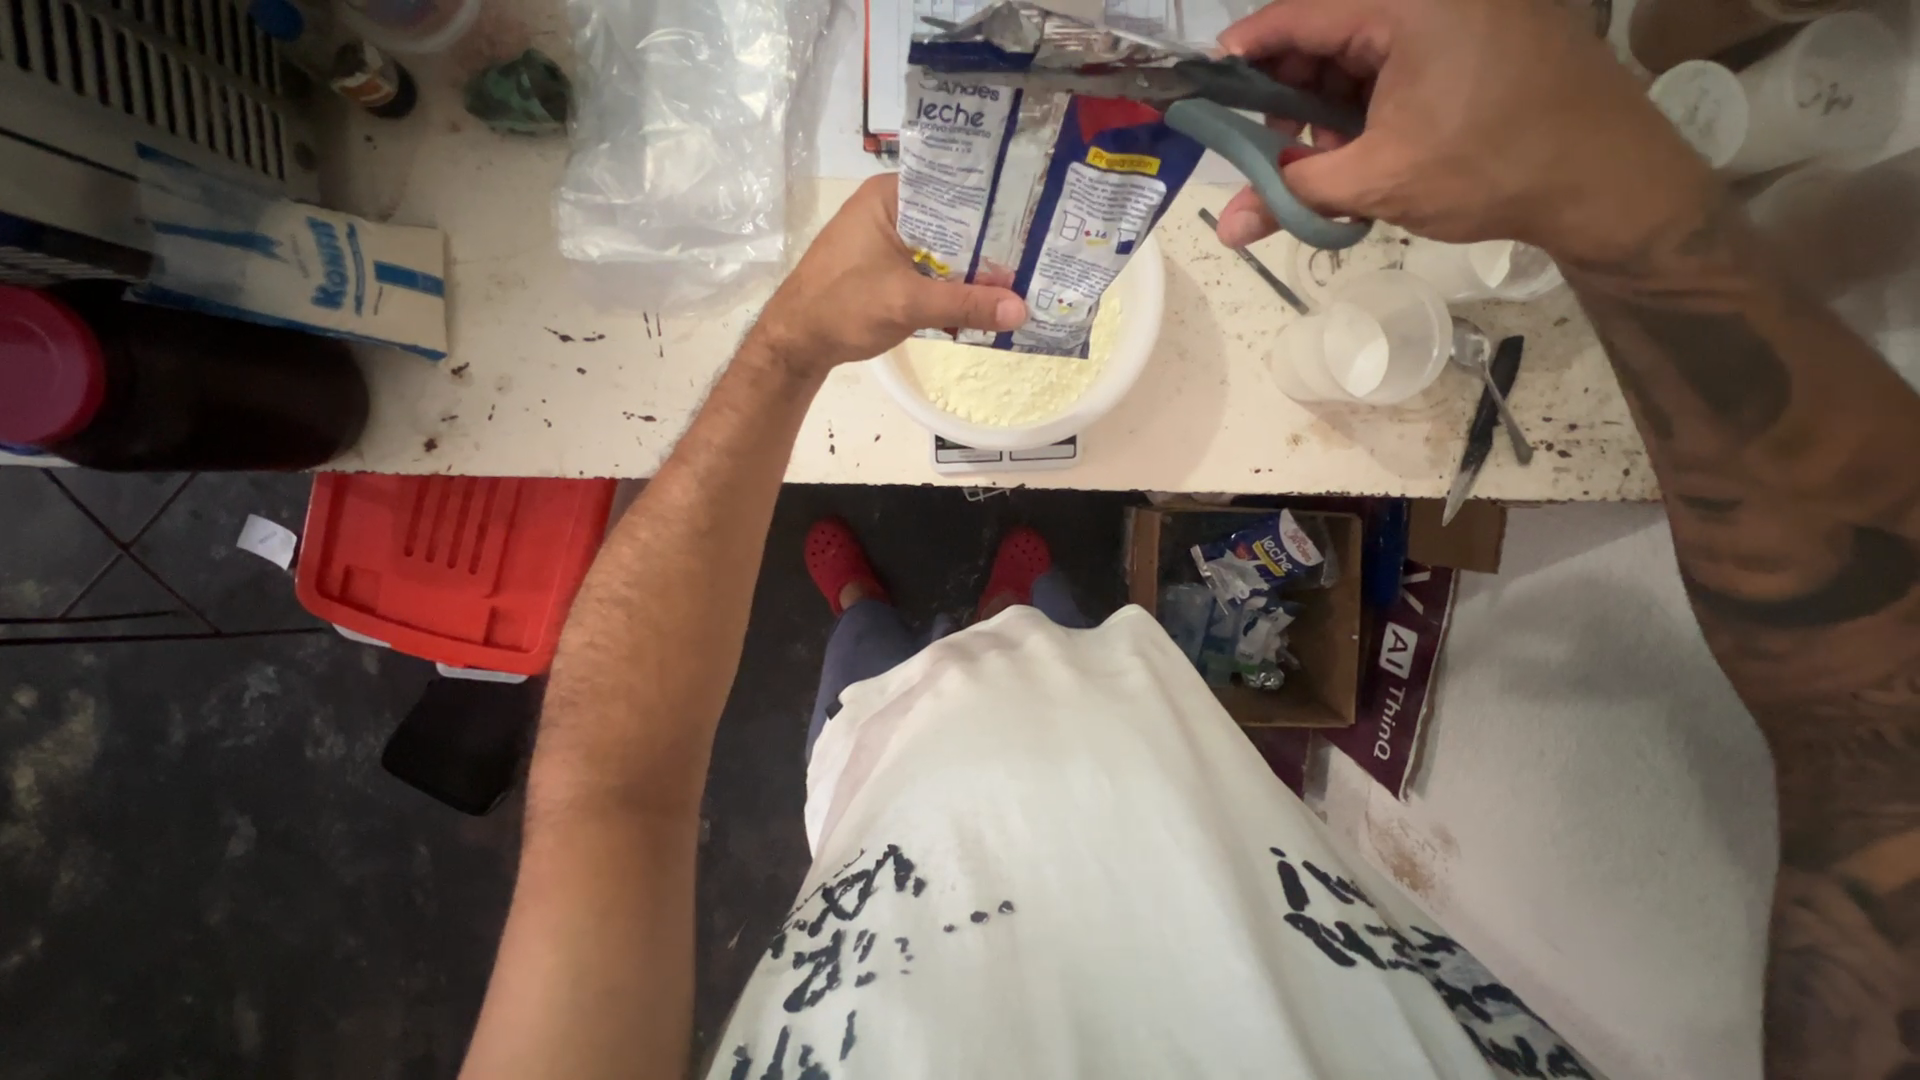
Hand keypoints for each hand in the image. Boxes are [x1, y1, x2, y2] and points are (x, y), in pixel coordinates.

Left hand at [748, 174, 1026, 376]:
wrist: (796, 344)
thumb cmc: (842, 308)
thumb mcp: (908, 303)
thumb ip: (965, 304)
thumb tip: (1021, 310)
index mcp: (890, 196)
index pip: (953, 188)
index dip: (993, 207)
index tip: (1032, 221)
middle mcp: (891, 211)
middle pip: (953, 223)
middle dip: (988, 246)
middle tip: (1036, 256)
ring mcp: (888, 242)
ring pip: (944, 252)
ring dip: (972, 272)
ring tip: (1021, 281)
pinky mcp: (888, 271)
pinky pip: (931, 273)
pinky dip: (952, 288)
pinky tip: (984, 303)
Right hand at [1211, 0, 1720, 266]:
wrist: (1606, 175)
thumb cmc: (1492, 166)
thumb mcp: (1377, 182)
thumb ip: (1290, 194)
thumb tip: (1224, 229)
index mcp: (1407, 4)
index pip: (1298, 14)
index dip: (1244, 53)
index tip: (1205, 89)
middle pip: (1324, 32)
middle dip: (1287, 93)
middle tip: (1270, 149)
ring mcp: (1455, 12)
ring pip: (1355, 51)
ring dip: (1324, 106)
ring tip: (1324, 160)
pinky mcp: (1471, 35)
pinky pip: (1392, 60)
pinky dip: (1362, 105)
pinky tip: (1360, 147)